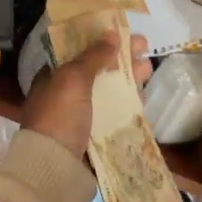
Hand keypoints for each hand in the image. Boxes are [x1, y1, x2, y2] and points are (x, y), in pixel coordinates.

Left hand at [21, 31, 152, 157]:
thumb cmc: (59, 116)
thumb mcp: (72, 79)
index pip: (79, 53)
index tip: (124, 33)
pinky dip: (127, 106)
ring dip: (128, 80)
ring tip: (148, 71)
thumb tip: (112, 34)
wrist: (54, 168)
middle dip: (121, 59)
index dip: (101, 41)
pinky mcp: (94, 137)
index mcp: (53, 78)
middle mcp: (65, 96)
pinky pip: (114, 116)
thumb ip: (93, 57)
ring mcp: (80, 117)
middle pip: (97, 71)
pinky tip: (142, 98)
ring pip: (108, 93)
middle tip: (145, 49)